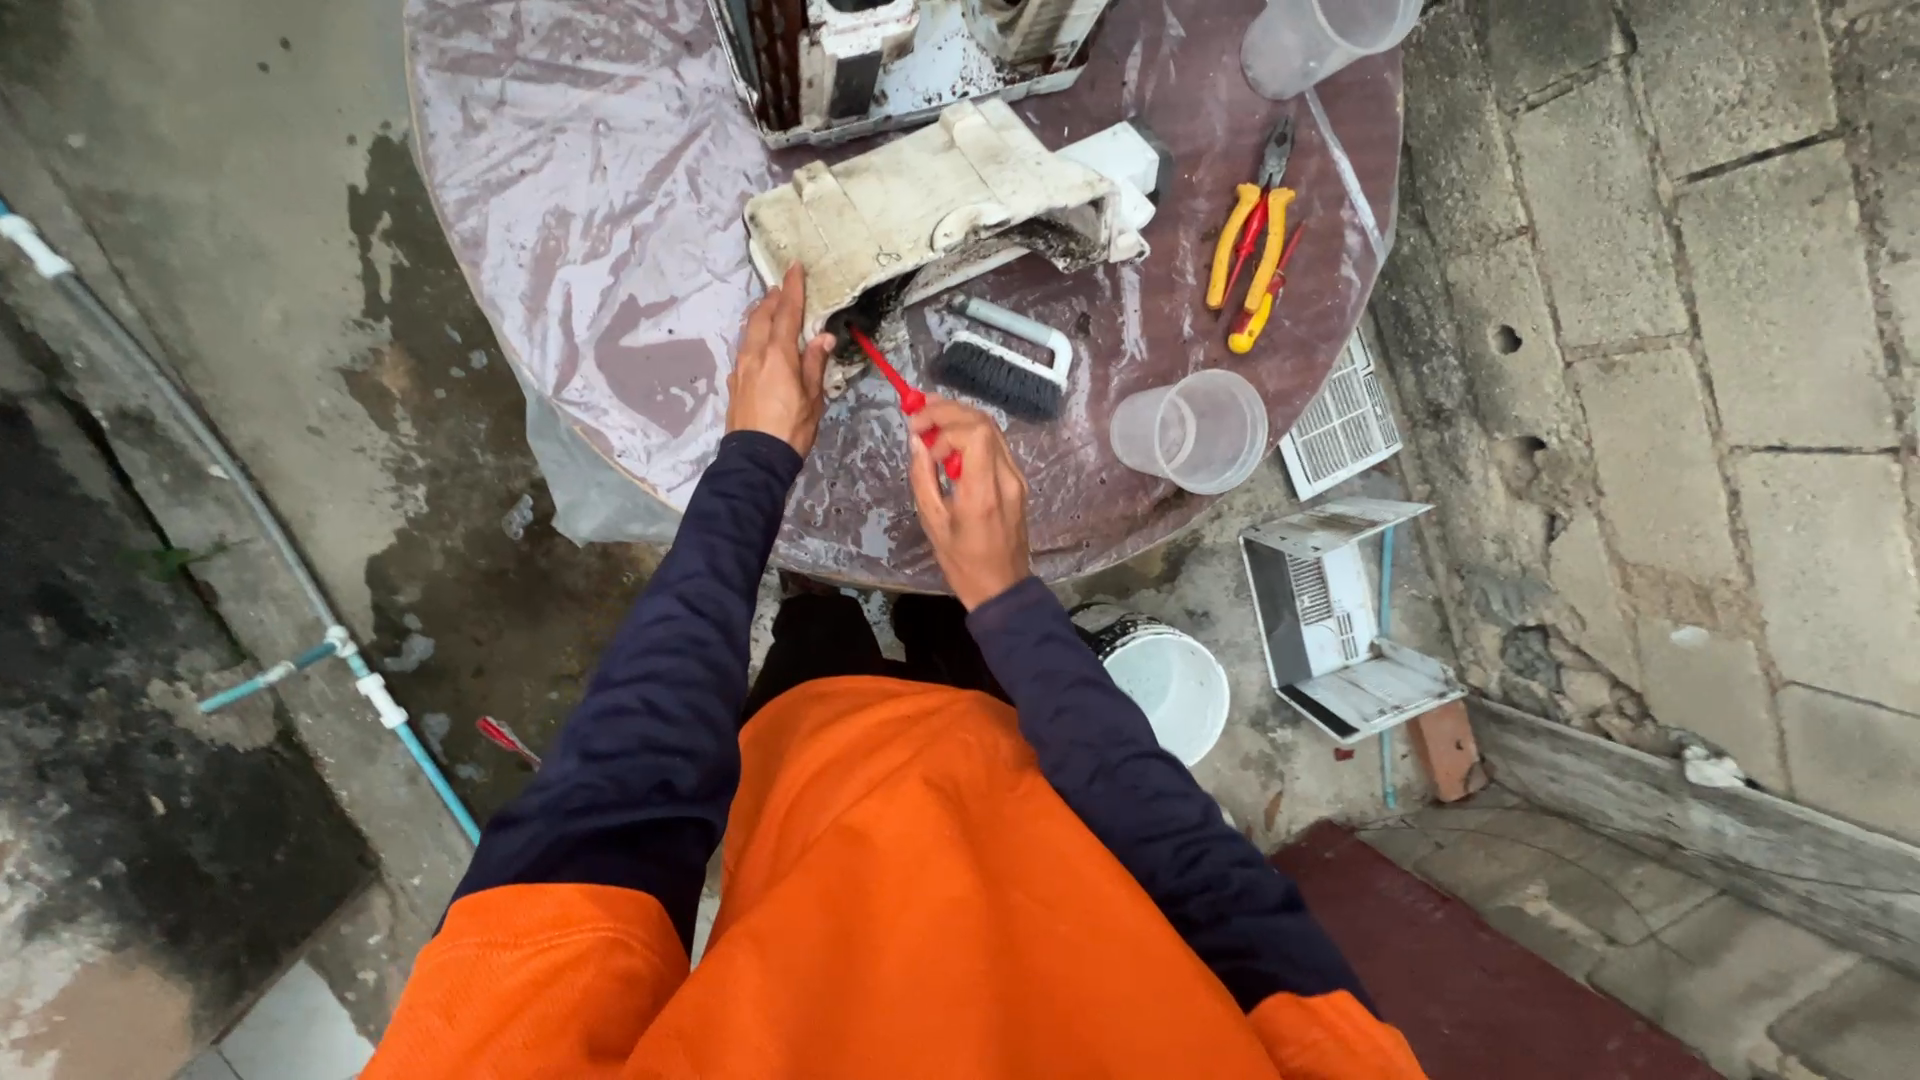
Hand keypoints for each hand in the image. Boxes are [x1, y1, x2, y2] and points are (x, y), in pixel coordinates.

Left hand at [727, 264, 836, 455]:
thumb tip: (823, 336)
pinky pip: (744, 349)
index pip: (787, 313)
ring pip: (748, 331)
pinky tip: (758, 343)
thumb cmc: (792, 429)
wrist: (757, 459)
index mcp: (778, 355)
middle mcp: (755, 355)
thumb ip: (815, 364)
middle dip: (772, 299)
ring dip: (760, 315)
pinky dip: (753, 337)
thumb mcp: (813, 398)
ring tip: (770, 308)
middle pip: (761, 317)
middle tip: (782, 287)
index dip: (793, 289)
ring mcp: (741, 369)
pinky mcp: (735, 383)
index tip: (795, 267)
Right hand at [907, 398, 1031, 609]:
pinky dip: (970, 433)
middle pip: (983, 422)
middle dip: (948, 411)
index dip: (944, 423)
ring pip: (991, 429)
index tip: (920, 435)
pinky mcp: (1016, 481)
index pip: (975, 433)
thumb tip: (916, 442)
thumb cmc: (963, 564)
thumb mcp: (933, 523)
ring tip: (928, 417)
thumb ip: (923, 478)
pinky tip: (948, 438)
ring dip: (959, 418)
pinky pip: (994, 445)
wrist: (1003, 587)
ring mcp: (1016, 478)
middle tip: (918, 412)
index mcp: (983, 492)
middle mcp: (1006, 478)